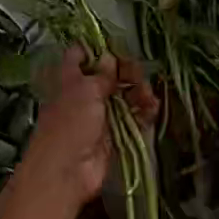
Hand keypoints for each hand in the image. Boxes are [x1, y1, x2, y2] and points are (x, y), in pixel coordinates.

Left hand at [18, 45, 158, 205]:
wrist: (66, 171)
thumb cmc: (70, 122)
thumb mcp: (86, 90)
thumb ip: (101, 75)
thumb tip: (109, 57)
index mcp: (70, 76)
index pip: (82, 54)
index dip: (99, 49)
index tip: (118, 48)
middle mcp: (84, 92)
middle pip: (108, 74)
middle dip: (126, 72)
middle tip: (140, 75)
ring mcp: (100, 114)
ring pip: (123, 95)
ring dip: (138, 92)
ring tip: (149, 97)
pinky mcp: (114, 135)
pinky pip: (131, 118)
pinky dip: (143, 112)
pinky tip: (152, 109)